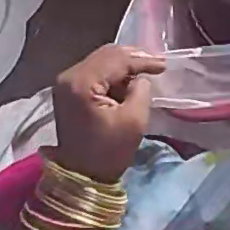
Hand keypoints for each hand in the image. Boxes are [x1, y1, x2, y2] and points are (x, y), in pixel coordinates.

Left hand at [48, 44, 164, 181]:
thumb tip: (140, 78)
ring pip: (100, 61)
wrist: (81, 175)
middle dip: (132, 57)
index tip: (164, 65)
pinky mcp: (68, 89)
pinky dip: (112, 73)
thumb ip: (141, 91)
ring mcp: (66, 82)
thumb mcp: (134, 120)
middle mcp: (69, 76)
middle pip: (106, 55)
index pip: (116, 60)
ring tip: (145, 70)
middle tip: (156, 63)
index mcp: (82, 82)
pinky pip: (94, 71)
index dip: (142, 60)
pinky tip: (128, 80)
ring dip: (123, 65)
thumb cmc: (108, 152)